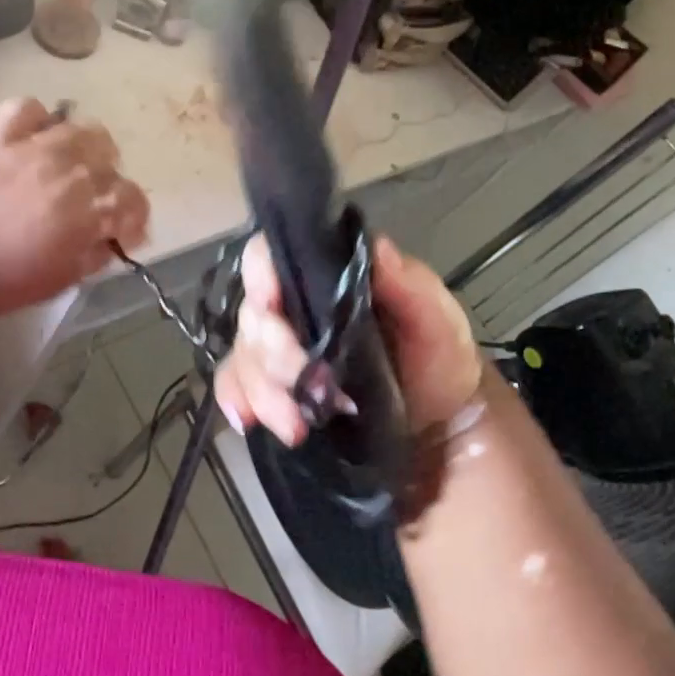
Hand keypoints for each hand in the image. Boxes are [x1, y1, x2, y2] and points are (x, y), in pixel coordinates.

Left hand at [0, 97, 149, 312]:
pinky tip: (37, 138)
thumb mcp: (65, 278)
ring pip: (80, 129)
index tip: (122, 232)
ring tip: (75, 164)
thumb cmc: (6, 281)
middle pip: (109, 161)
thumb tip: (114, 239)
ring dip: (86, 147)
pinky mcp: (1, 141)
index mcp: (88, 210)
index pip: (132, 198)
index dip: (134, 216)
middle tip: (93, 203)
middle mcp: (68, 172)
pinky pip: (26, 109)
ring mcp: (33, 151)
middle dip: (109, 185)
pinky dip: (37, 118)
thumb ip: (96, 253)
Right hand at [214, 235, 482, 444]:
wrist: (440, 423)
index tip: (271, 304)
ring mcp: (278, 347)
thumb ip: (413, 286)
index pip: (272, 256)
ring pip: (243, 354)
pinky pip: (234, 385)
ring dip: (262, 390)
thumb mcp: (439, 321)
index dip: (262, 275)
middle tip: (310, 388)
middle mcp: (293, 304)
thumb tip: (377, 248)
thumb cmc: (438, 359)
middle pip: (253, 314)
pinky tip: (247, 421)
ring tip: (297, 426)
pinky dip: (236, 400)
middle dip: (274, 354)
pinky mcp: (272, 386)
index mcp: (325, 276)